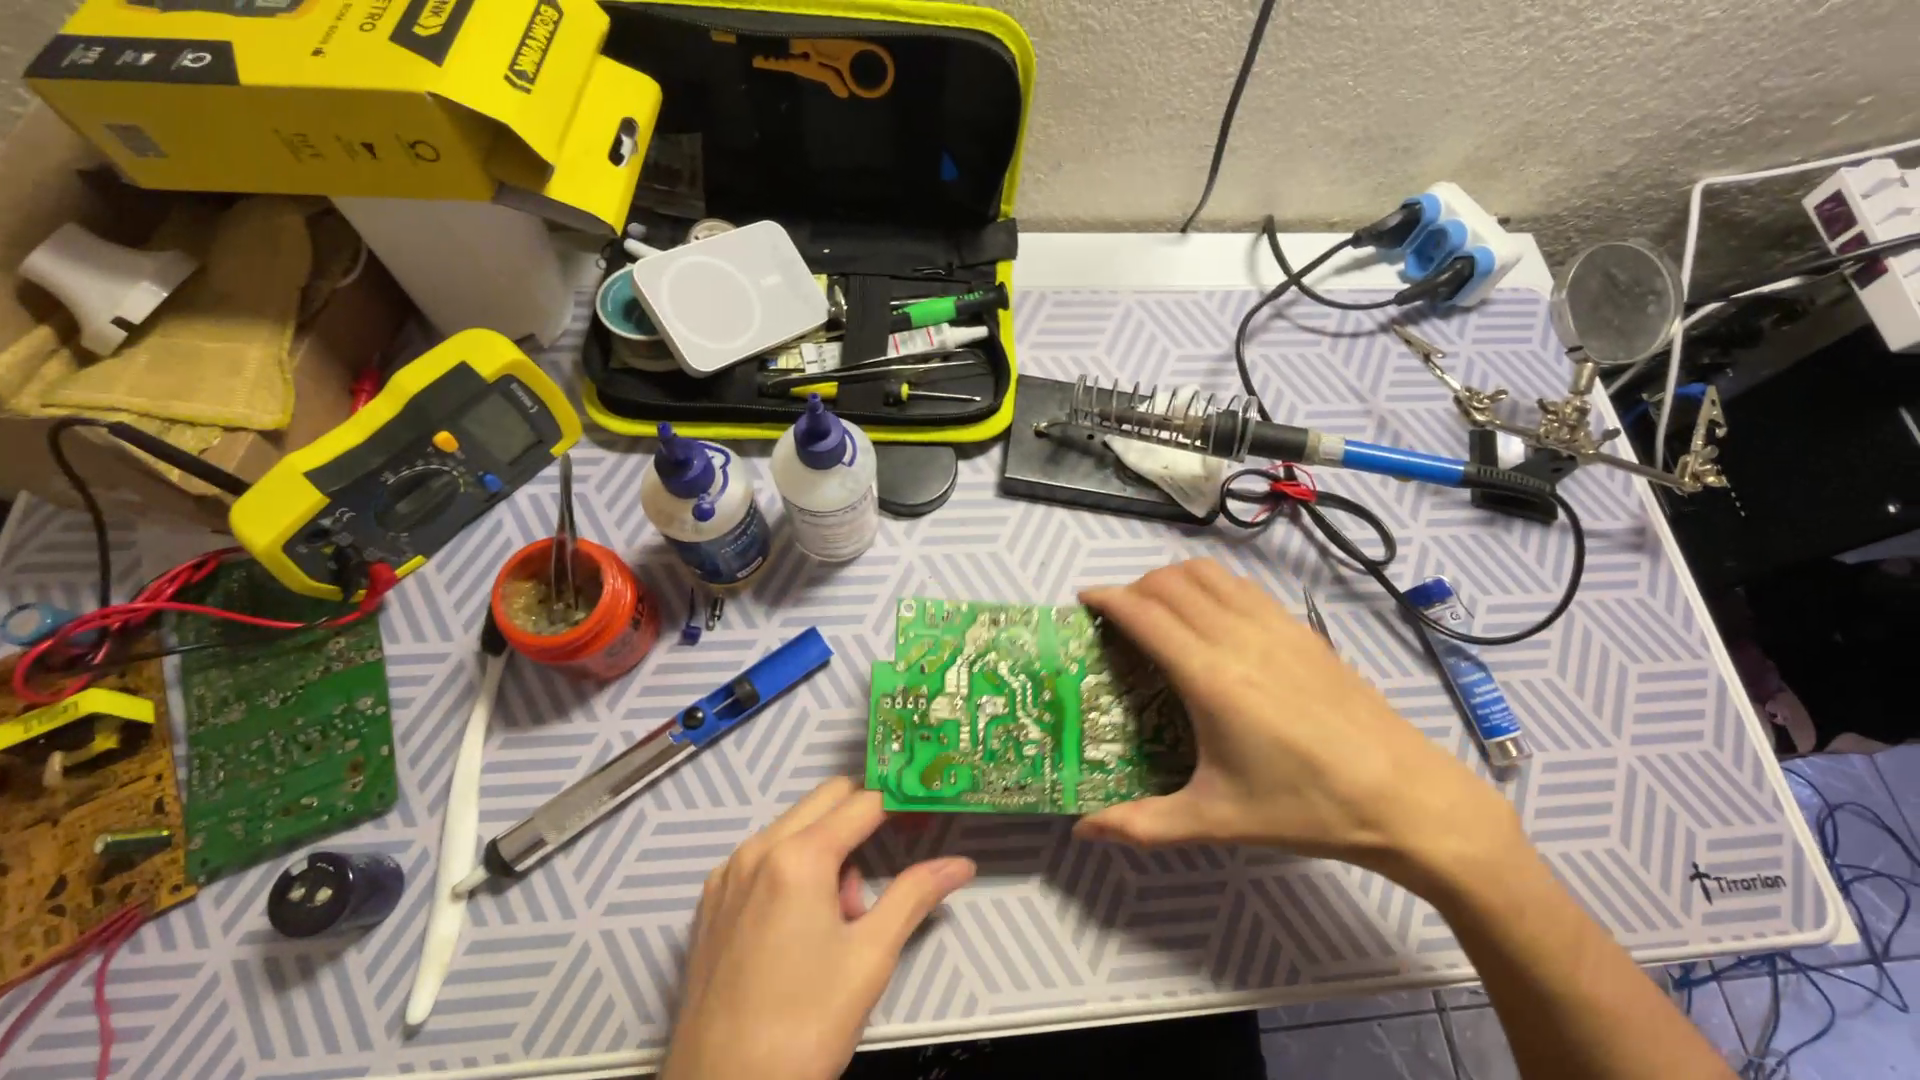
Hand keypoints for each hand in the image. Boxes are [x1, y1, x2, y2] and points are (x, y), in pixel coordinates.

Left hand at [662, 777, 975, 1079]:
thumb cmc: (805, 1026)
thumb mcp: (870, 958)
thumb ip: (915, 895)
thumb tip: (961, 863)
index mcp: (798, 857)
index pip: (863, 801)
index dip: (901, 803)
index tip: (929, 814)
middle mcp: (756, 849)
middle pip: (826, 800)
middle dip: (863, 821)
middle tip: (883, 875)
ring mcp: (728, 874)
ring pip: (793, 827)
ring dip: (828, 846)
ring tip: (840, 918)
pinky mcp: (712, 900)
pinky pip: (764, 856)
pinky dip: (793, 867)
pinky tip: (801, 926)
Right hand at [1075, 560, 1524, 887]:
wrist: (1405, 796)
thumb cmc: (1305, 808)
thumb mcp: (1215, 820)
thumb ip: (1141, 824)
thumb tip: (1082, 832)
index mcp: (1210, 677)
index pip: (1145, 613)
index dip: (1107, 598)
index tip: (1083, 601)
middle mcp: (1239, 637)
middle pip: (1170, 582)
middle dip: (1133, 587)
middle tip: (1116, 617)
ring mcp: (1276, 627)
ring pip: (1209, 573)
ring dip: (1172, 579)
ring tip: (1158, 609)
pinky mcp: (1304, 630)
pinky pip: (1242, 587)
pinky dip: (1211, 585)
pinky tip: (1212, 618)